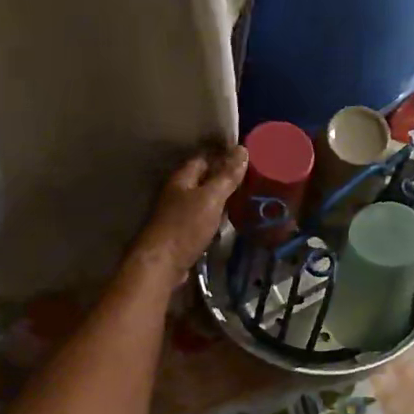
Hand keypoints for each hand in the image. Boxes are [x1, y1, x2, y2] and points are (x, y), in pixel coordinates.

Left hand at [128, 145, 247, 288]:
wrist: (162, 264)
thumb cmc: (185, 226)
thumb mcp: (211, 198)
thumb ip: (226, 176)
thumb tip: (242, 149)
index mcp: (182, 179)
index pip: (203, 158)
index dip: (223, 156)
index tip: (245, 157)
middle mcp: (177, 194)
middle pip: (203, 180)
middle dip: (223, 178)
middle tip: (250, 178)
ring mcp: (178, 215)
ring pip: (203, 201)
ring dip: (220, 200)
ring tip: (245, 198)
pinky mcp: (182, 235)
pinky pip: (202, 220)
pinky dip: (215, 219)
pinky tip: (228, 221)